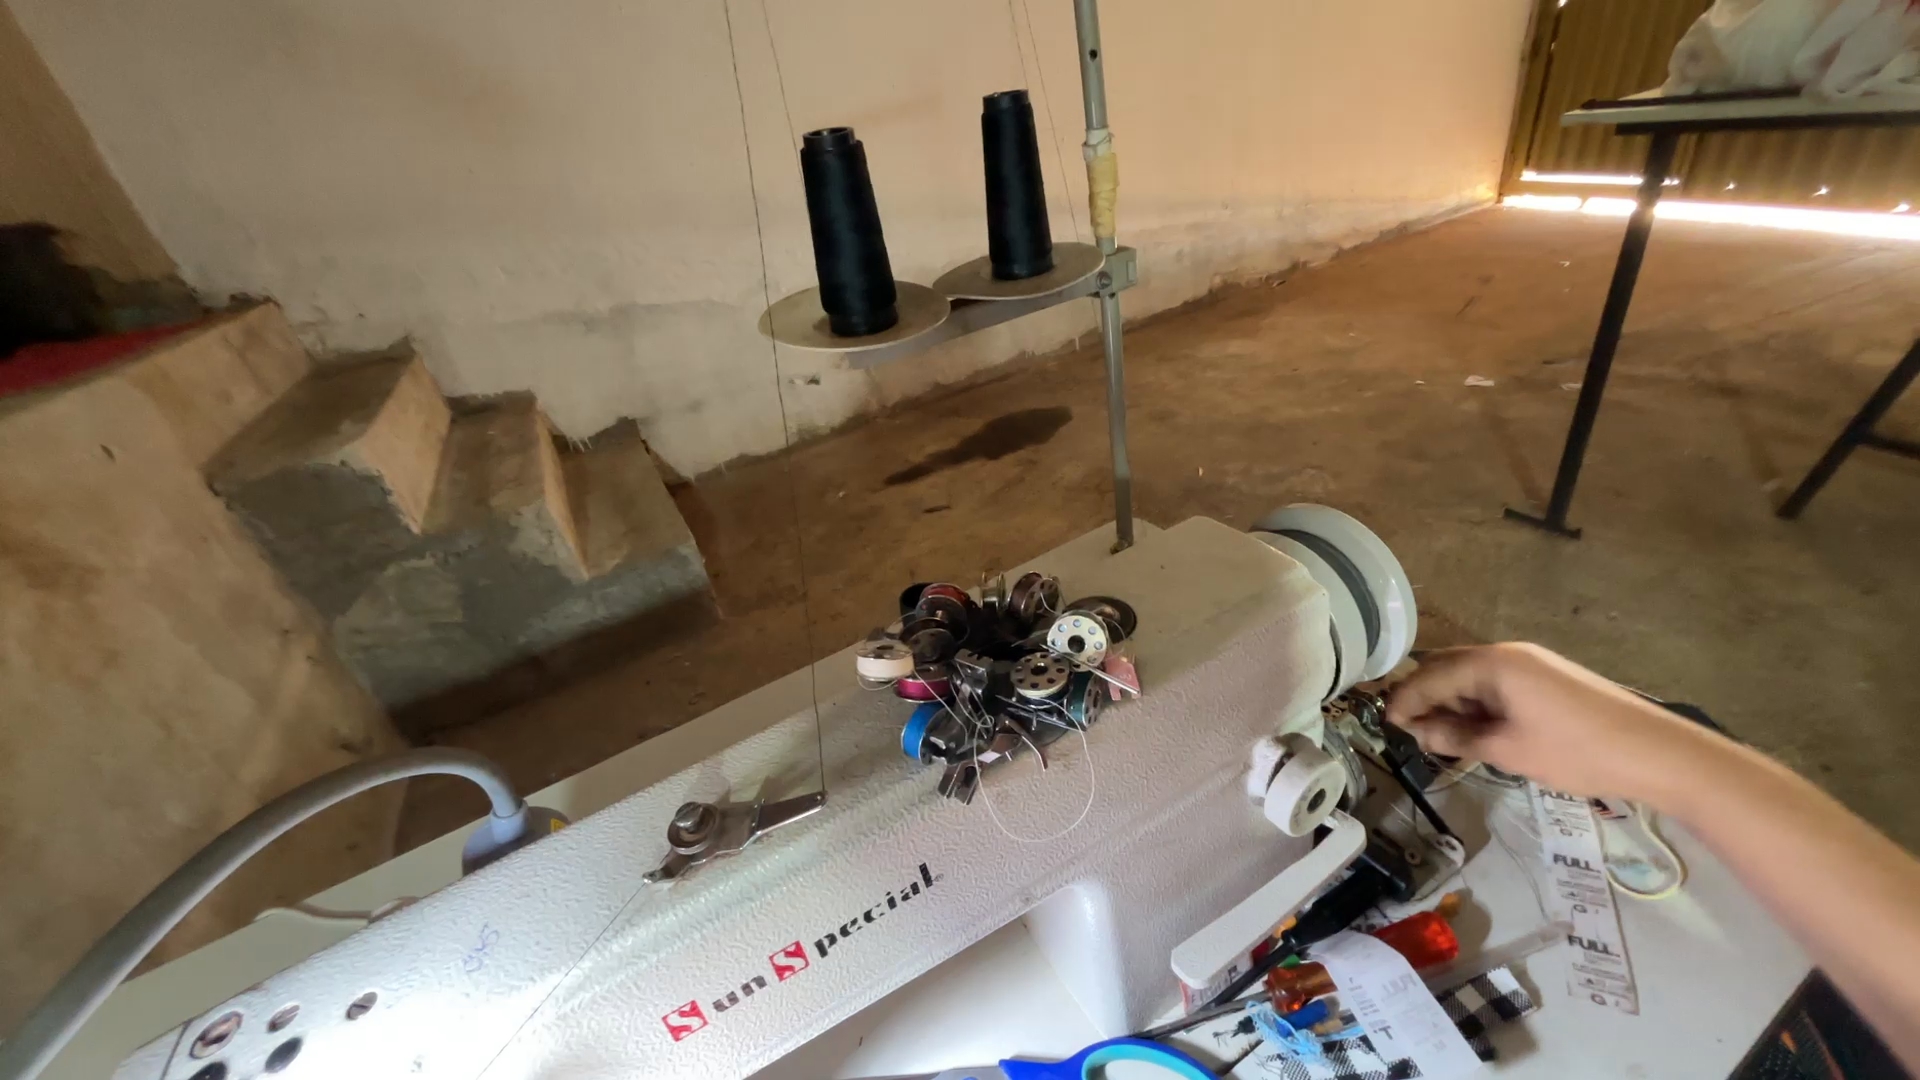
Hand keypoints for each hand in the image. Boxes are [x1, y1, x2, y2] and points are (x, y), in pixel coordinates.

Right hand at [1383, 643, 1714, 800]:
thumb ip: (1457, 738)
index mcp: (1492, 664)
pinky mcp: (1547, 678)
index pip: (1430, 677)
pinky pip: (1494, 683)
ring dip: (1450, 701)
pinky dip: (1477, 703)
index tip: (1388, 726)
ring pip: (1470, 676)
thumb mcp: (1508, 750)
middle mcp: (1507, 654)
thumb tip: (1421, 732)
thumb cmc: (1579, 752)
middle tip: (1411, 729)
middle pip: (1446, 667)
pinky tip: (1476, 729)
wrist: (1665, 756)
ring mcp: (1530, 663)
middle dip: (1424, 696)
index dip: (1404, 701)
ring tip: (1442, 735)